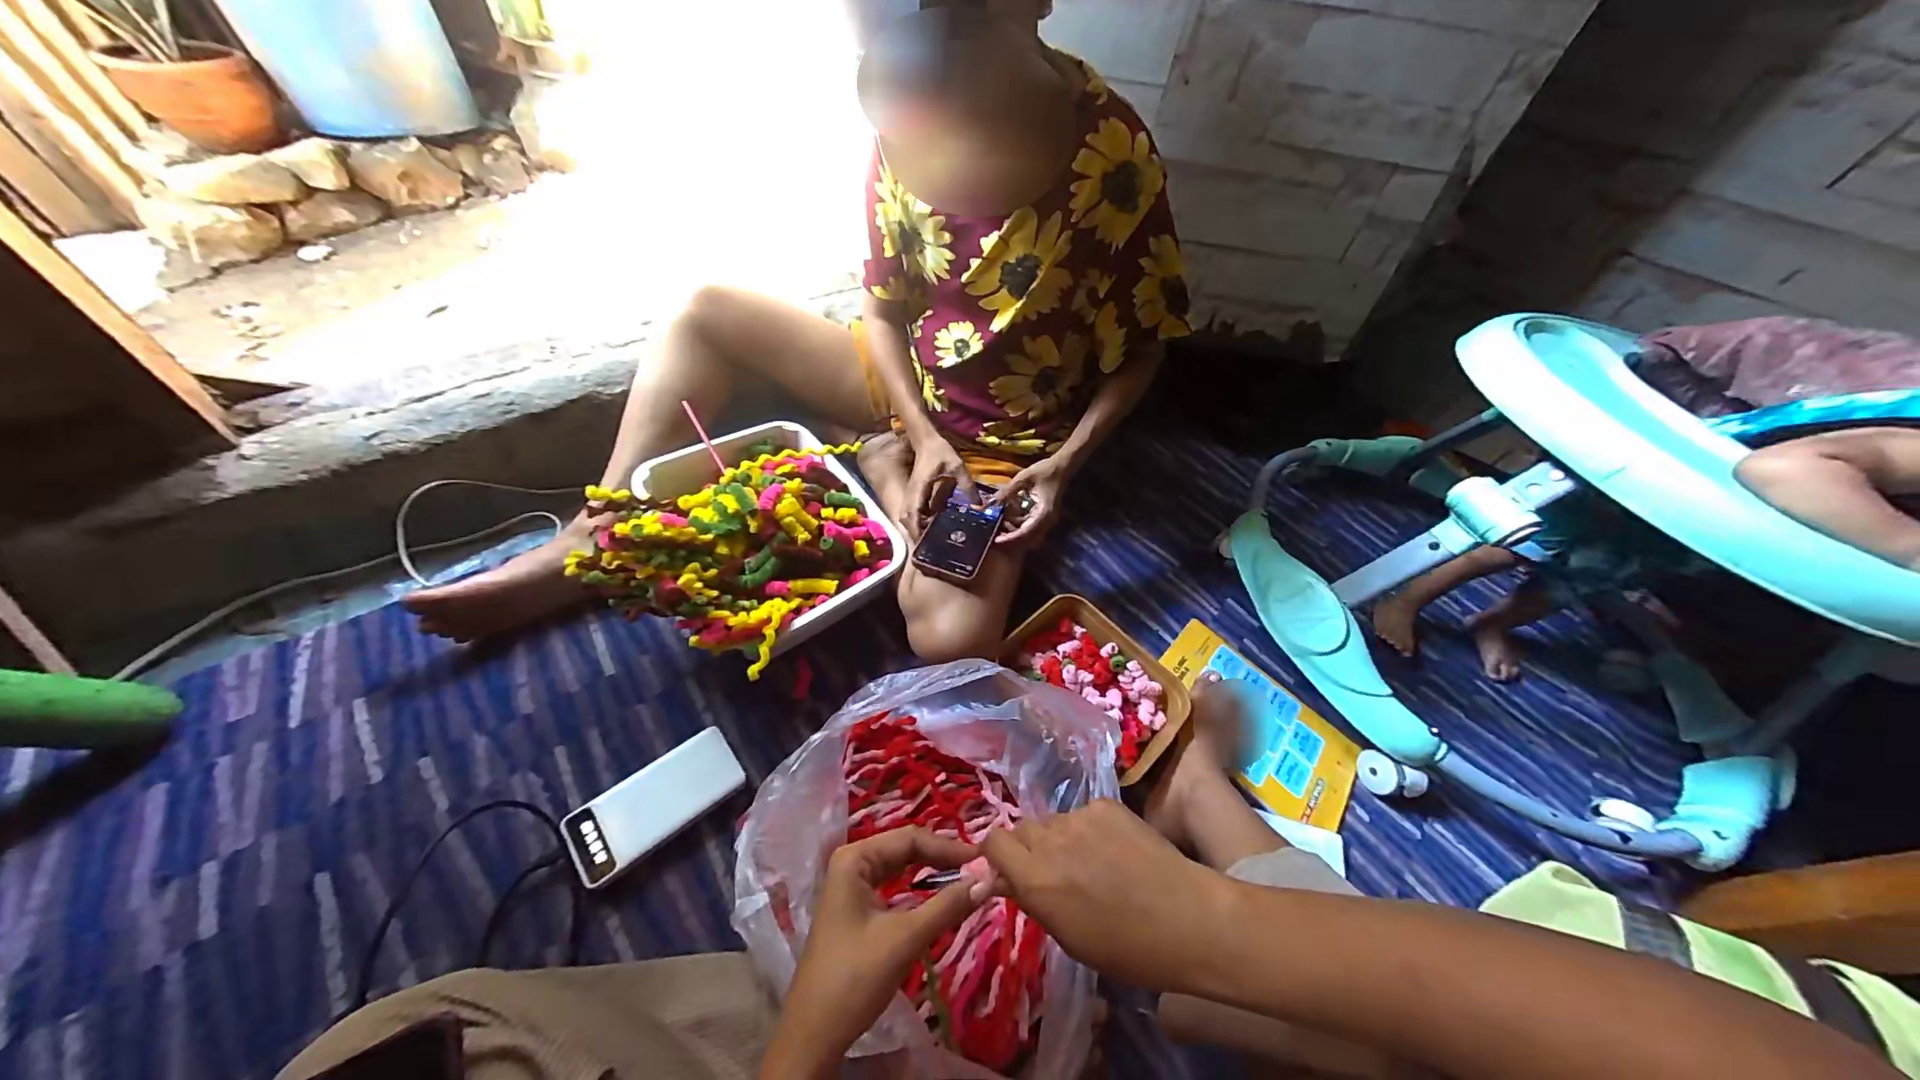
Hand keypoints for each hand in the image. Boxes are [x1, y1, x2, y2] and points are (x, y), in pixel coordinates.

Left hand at [761, 827, 989, 1078]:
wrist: (814, 1034)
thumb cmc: (854, 978)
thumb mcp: (905, 939)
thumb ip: (947, 906)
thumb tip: (988, 880)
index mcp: (854, 858)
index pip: (910, 838)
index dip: (949, 848)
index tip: (984, 861)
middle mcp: (852, 863)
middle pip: (906, 849)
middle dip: (943, 858)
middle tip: (980, 870)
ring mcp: (853, 886)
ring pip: (902, 867)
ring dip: (934, 873)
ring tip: (968, 879)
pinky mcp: (858, 908)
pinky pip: (896, 886)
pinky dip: (920, 890)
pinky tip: (941, 896)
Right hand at [906, 436, 974, 540]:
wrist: (925, 440)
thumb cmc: (940, 452)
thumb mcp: (957, 467)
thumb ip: (967, 486)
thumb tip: (979, 506)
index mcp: (920, 488)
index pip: (913, 512)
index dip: (916, 527)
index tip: (923, 540)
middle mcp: (912, 493)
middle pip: (906, 518)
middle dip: (914, 532)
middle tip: (929, 545)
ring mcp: (911, 493)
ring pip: (907, 515)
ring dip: (915, 527)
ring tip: (929, 538)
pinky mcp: (914, 493)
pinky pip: (912, 510)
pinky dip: (918, 520)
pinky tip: (930, 525)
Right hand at [981, 800, 1233, 993]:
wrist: (1188, 920)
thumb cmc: (1127, 948)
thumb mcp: (1068, 937)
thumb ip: (1033, 899)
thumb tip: (1010, 880)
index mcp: (1035, 879)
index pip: (993, 842)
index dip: (999, 855)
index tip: (1012, 870)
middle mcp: (1050, 840)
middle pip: (1022, 829)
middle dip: (1030, 848)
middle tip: (1055, 870)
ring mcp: (1079, 817)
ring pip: (1054, 822)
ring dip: (1061, 838)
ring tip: (1092, 861)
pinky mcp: (1106, 804)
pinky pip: (1083, 813)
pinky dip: (1091, 828)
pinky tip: (1115, 849)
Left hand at [992, 454, 1071, 546]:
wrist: (1062, 466)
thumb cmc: (1045, 471)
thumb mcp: (1023, 479)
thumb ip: (1006, 492)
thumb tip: (989, 504)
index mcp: (1044, 513)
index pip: (1026, 533)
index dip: (1010, 538)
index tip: (996, 540)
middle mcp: (1047, 521)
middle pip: (1027, 538)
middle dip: (1010, 537)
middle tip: (993, 534)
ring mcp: (1046, 519)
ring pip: (1028, 533)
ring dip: (1014, 530)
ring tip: (998, 524)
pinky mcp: (1043, 516)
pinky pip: (1030, 525)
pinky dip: (1018, 524)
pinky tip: (1007, 516)